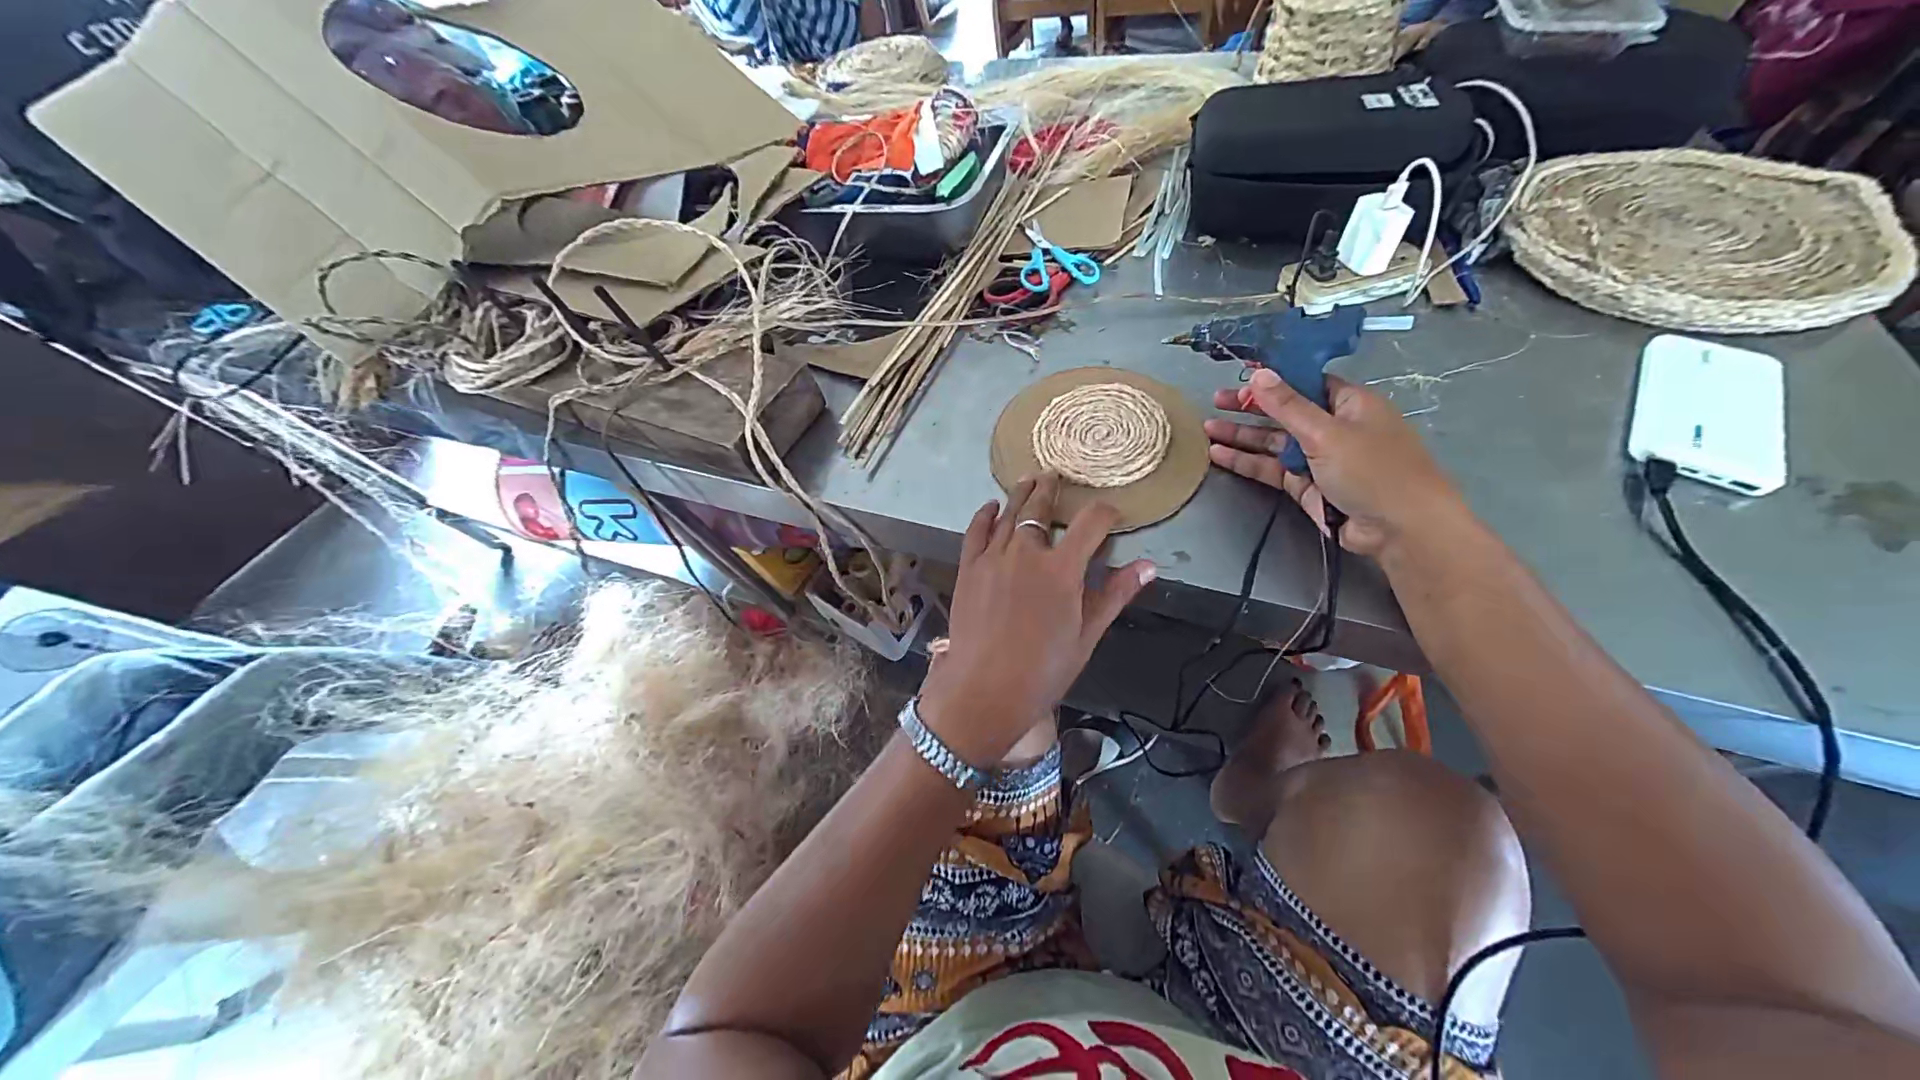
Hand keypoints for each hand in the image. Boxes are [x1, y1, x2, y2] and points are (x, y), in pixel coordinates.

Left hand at [918, 475, 1156, 766]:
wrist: (983, 690)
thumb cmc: (1042, 670)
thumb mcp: (1086, 636)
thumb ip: (1114, 595)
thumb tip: (1148, 566)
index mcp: (1062, 569)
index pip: (1091, 523)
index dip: (1105, 512)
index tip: (1111, 513)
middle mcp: (1026, 553)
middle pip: (1040, 508)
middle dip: (1051, 489)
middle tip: (1056, 475)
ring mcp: (993, 558)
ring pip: (1008, 514)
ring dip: (1021, 494)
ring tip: (1030, 479)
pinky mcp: (969, 569)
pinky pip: (976, 532)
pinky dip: (985, 515)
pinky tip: (991, 507)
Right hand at [1203, 368, 1469, 558]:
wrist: (1398, 529)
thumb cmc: (1373, 470)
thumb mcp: (1327, 432)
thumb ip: (1287, 405)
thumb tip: (1260, 374)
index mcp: (1349, 404)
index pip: (1306, 382)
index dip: (1274, 378)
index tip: (1242, 374)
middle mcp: (1333, 427)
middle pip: (1285, 412)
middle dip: (1251, 408)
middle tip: (1216, 402)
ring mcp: (1318, 458)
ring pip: (1274, 442)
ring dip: (1242, 435)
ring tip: (1208, 428)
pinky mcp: (1305, 485)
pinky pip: (1271, 468)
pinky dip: (1246, 461)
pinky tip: (1219, 455)